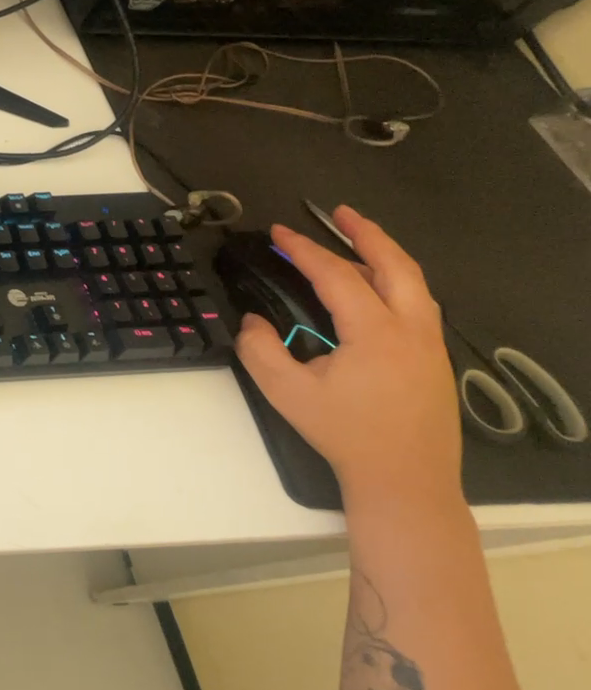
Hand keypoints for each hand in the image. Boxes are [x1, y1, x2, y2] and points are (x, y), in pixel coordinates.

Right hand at [234, 206, 461, 505]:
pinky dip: (394, 280)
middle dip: (367, 234)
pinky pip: (417, 303)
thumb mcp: (285, 391)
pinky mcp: (434, 359)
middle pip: (397, 266)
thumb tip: (255, 321)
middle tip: (340, 212)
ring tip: (356, 240)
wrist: (405, 477)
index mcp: (376, 333)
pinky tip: (373, 287)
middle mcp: (411, 330)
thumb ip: (260, 349)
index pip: (339, 276)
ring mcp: (430, 344)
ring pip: (414, 283)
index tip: (279, 233)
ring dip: (385, 255)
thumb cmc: (344, 432)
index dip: (306, 250)